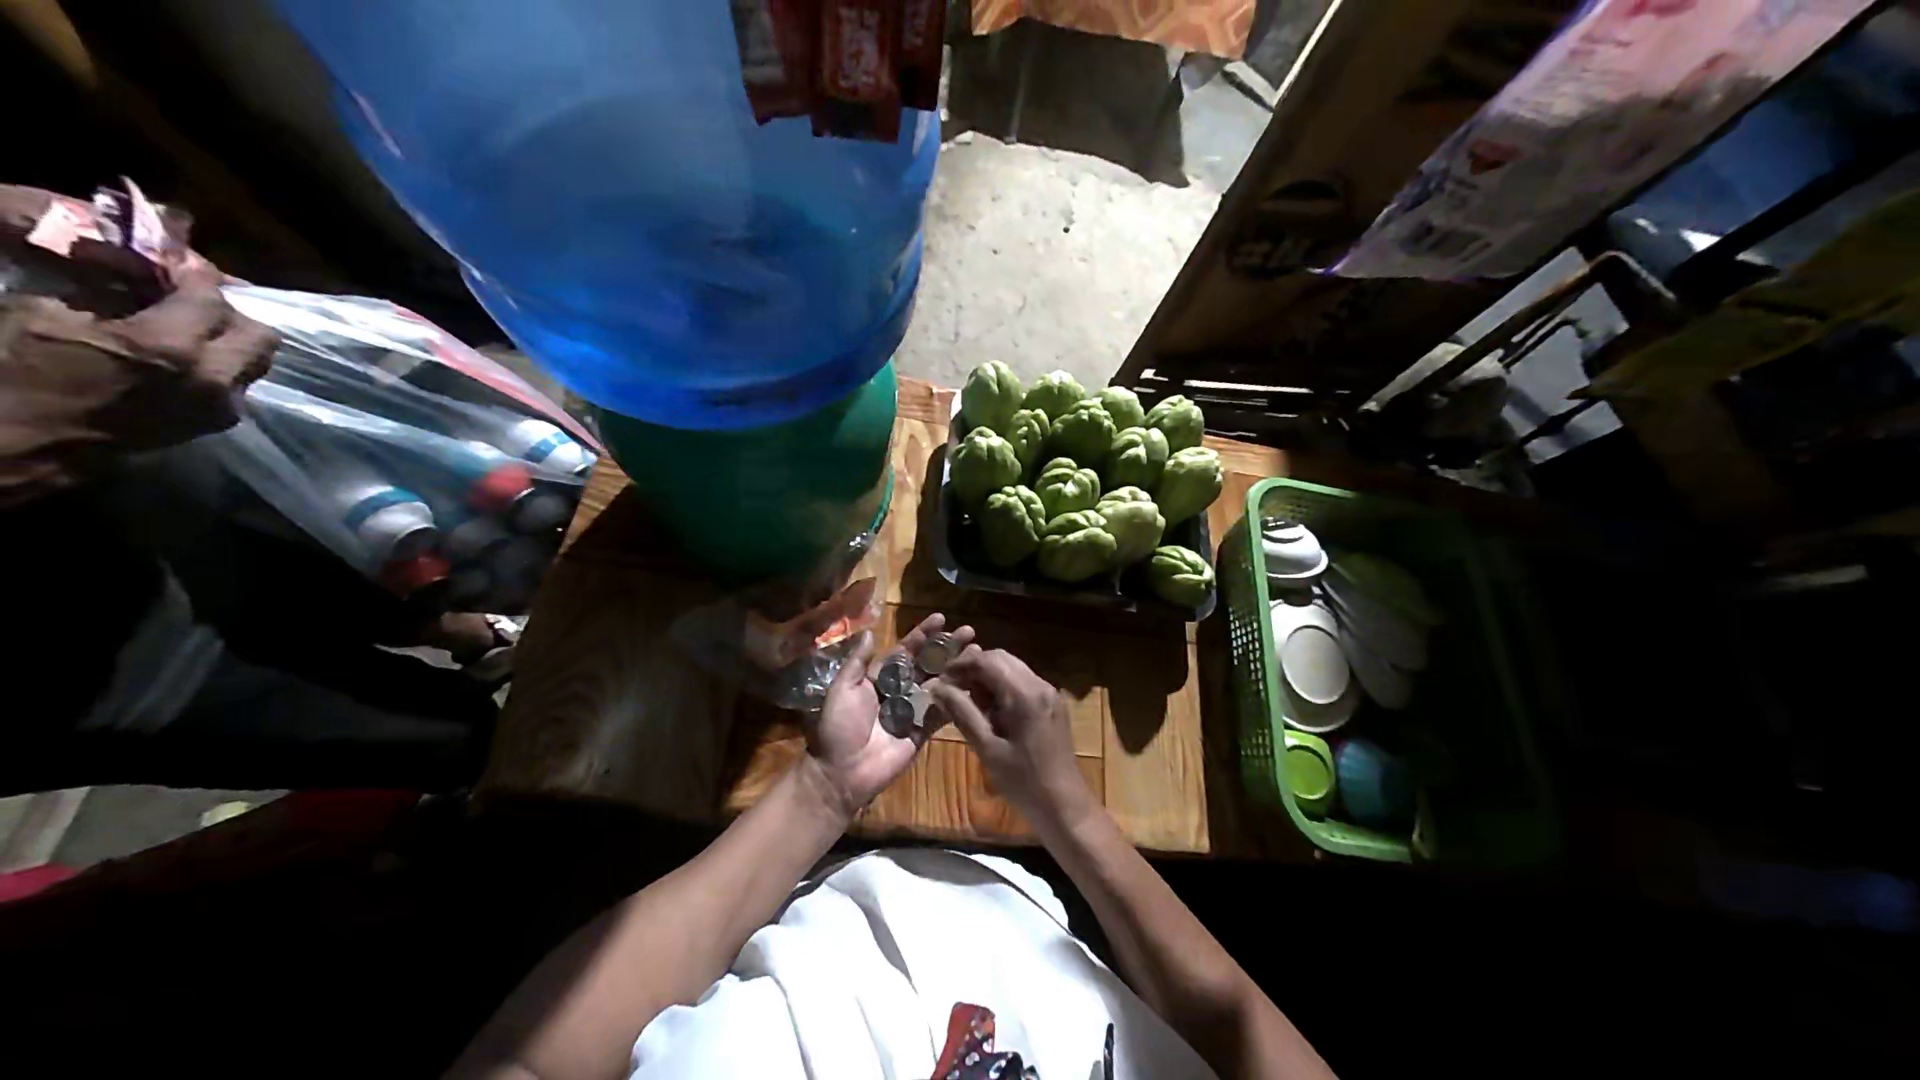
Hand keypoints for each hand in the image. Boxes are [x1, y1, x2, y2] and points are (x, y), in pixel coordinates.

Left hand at [804, 613, 975, 818]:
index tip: (941, 618)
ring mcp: (913, 710)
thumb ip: (858, 662)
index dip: (923, 634)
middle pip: (928, 663)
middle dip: (947, 647)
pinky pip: (943, 712)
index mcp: (879, 677)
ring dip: (957, 668)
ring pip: (940, 683)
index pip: (906, 650)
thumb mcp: (843, 689)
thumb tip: (870, 632)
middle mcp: (899, 690)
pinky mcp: (923, 730)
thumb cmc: (838, 727)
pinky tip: (975, 683)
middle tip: (969, 632)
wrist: (843, 771)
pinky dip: (958, 697)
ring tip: (979, 653)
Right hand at [928, 648, 1097, 831]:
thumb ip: (962, 713)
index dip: (960, 665)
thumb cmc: (1024, 782)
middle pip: (1000, 658)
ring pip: (1011, 668)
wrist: (1065, 806)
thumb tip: (936, 688)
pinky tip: (989, 712)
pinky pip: (1022, 683)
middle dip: (973, 669)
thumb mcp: (987, 748)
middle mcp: (1040, 685)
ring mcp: (1049, 693)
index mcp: (1025, 693)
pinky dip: (1002, 688)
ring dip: (987, 678)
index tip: (939, 681)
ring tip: (967, 702)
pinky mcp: (1052, 704)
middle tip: (950, 691)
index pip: (987, 660)